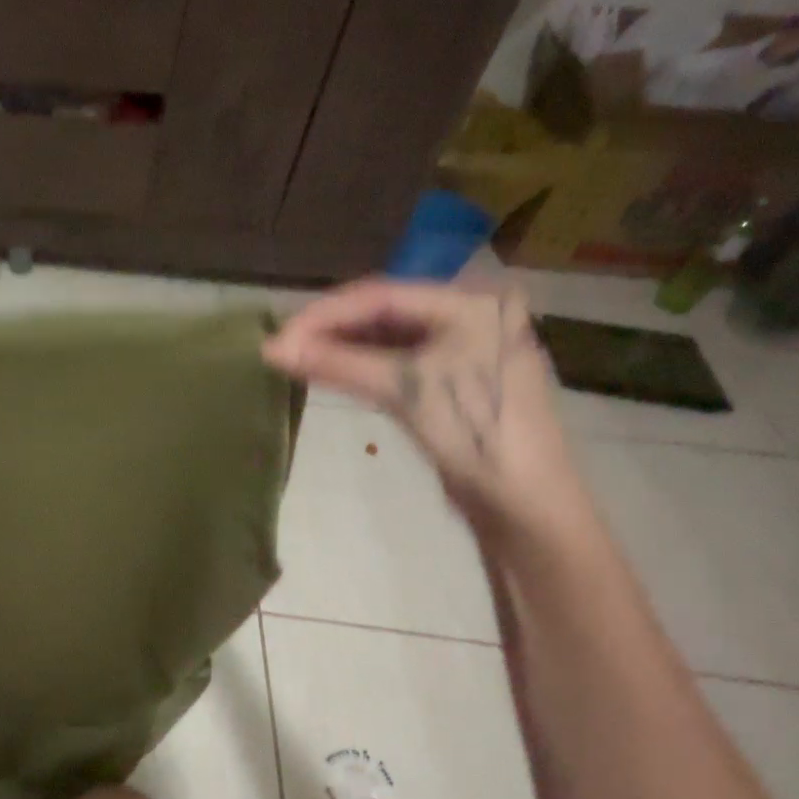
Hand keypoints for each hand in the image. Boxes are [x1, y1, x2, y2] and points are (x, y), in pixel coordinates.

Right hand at [261, 281, 579, 526]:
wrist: (526, 503)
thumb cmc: (476, 434)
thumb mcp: (405, 391)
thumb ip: (337, 364)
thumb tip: (271, 350)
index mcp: (472, 302)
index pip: (381, 295)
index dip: (323, 315)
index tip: (276, 339)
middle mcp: (471, 314)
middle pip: (384, 311)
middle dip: (329, 328)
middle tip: (280, 349)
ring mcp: (463, 349)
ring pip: (386, 337)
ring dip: (340, 347)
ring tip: (293, 359)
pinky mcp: (452, 381)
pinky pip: (396, 361)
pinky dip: (359, 365)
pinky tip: (326, 371)